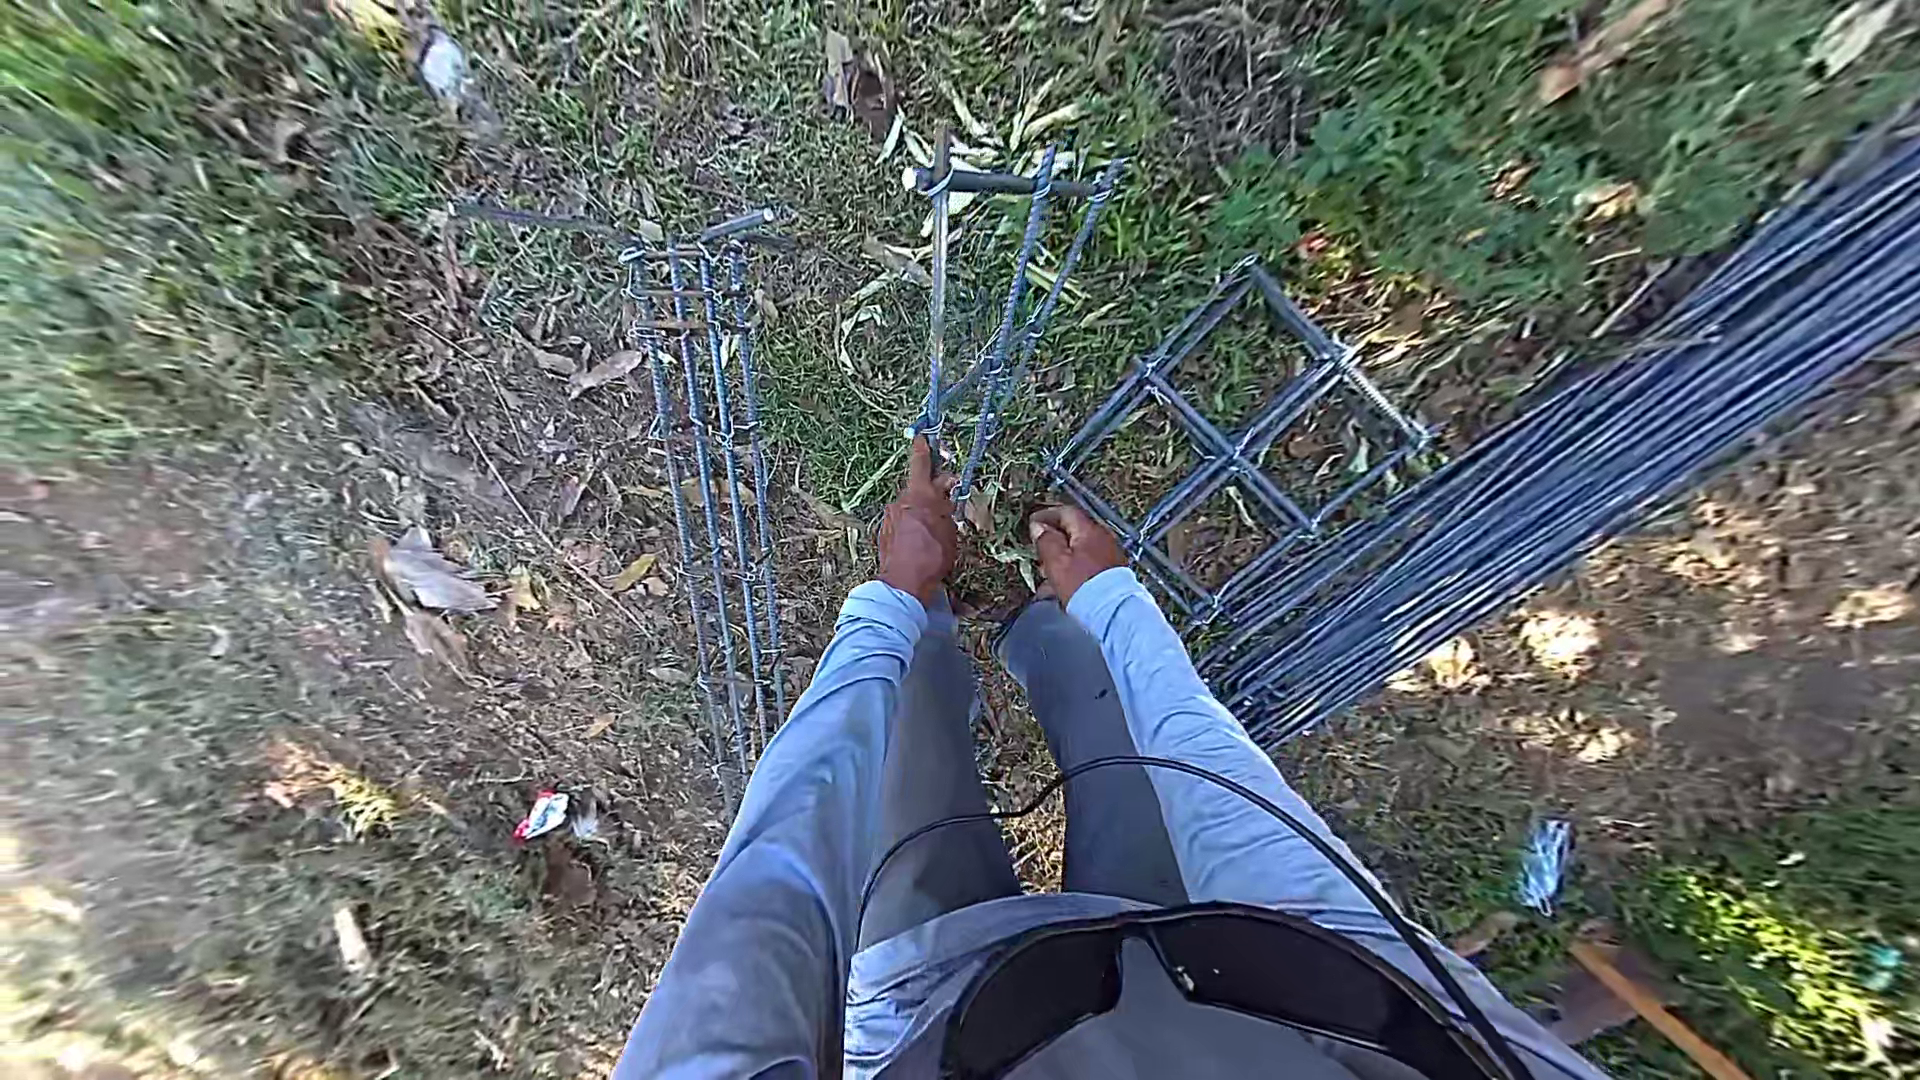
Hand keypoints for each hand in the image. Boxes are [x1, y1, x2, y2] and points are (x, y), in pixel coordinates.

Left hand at [878, 436, 958, 606]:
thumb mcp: (950, 529)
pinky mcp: (884, 531)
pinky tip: (922, 539)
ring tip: (937, 527)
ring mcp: (890, 516)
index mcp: (919, 495)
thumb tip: (947, 494)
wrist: (904, 583)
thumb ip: (947, 508)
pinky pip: (902, 520)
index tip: (922, 436)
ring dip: (922, 510)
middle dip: (933, 491)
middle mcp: (900, 501)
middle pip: (918, 488)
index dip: (923, 449)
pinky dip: (913, 523)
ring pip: (910, 505)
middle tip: (948, 498)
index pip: (920, 464)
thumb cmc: (932, 555)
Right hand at [1029, 504, 1125, 605]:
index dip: (1046, 515)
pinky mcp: (1112, 572)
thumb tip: (1038, 527)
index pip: (1066, 512)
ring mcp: (1109, 555)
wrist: (1113, 612)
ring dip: (1061, 556)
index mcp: (1089, 530)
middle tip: (1037, 548)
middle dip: (1053, 538)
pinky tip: (1063, 584)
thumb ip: (1046, 541)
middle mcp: (1103, 538)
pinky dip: (1072, 569)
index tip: (1033, 523)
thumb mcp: (1056, 561)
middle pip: (1073, 531)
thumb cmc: (1083, 585)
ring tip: (1047, 572)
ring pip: (1079, 549)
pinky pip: (1087, 564)